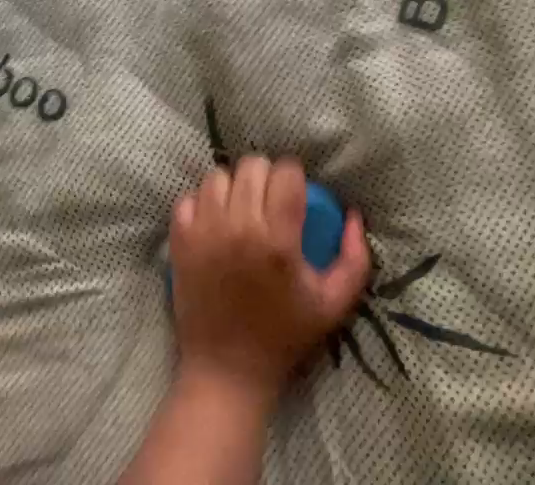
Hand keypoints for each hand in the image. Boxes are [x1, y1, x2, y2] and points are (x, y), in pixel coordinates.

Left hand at [168, 157, 371, 401]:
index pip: (286, 173)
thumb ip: (355, 258)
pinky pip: (188, 198)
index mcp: (279, 241)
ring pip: (218, 176)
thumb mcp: (334, 304)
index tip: (295, 194)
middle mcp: (239, 228)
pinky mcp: (179, 240)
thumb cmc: (284, 336)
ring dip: (233, 186)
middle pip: (252, 166)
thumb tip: (351, 213)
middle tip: (270, 200)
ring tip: (241, 208)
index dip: (294, 177)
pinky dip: (201, 203)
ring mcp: (204, 231)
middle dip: (266, 176)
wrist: (227, 368)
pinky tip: (214, 220)